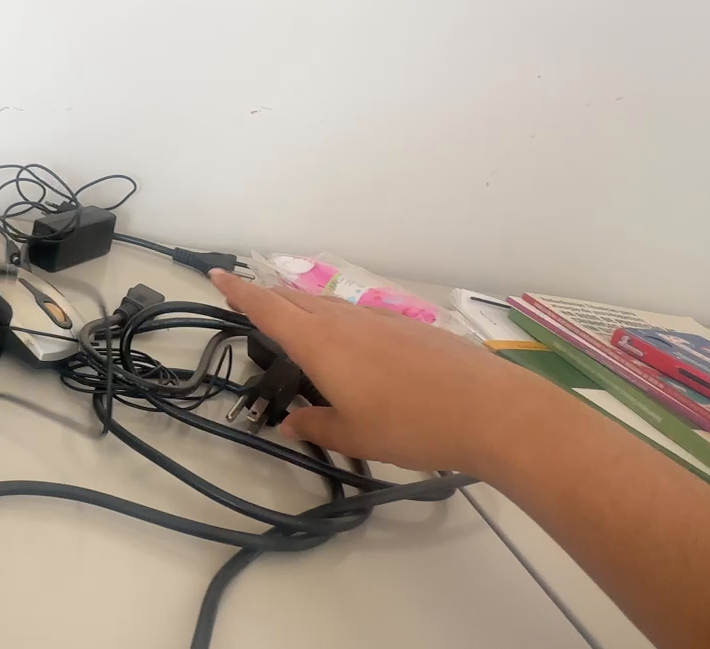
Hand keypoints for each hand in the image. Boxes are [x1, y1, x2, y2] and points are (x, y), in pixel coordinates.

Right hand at [211, 270, 555, 475]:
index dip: (238, 290)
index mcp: (318, 341)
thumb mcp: (355, 435)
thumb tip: (289, 424)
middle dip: (266, 297)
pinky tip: (352, 345)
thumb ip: (315, 425)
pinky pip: (354, 314)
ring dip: (301, 307)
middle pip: (292, 298)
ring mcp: (375, 318)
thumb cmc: (412, 425)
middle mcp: (341, 320)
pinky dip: (335, 319)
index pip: (266, 307)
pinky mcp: (405, 325)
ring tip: (296, 324)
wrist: (492, 410)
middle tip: (249, 301)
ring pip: (325, 304)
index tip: (217, 274)